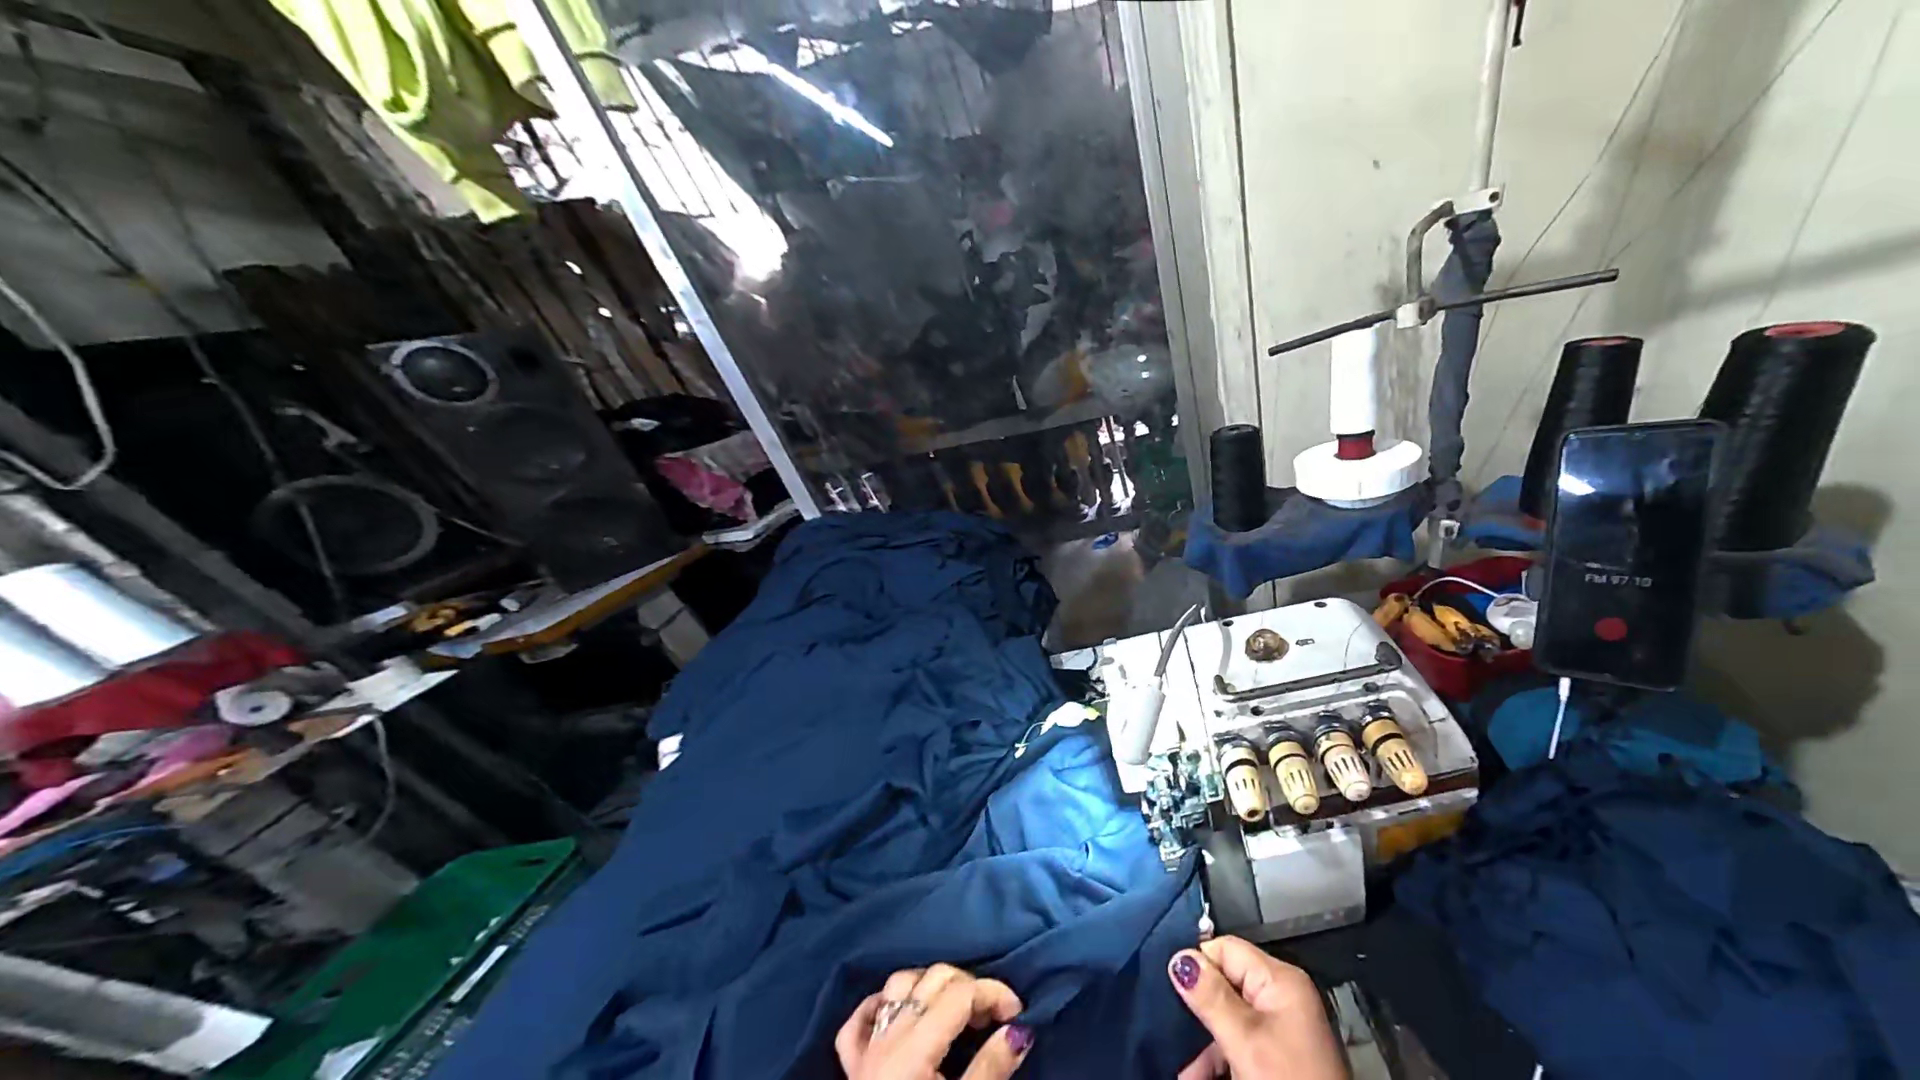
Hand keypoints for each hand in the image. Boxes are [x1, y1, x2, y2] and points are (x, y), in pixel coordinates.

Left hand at [835, 963, 1033, 1079]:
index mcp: (913, 1051)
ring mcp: (865, 1049)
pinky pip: (862, 1019)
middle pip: (931, 980)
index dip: (993, 994)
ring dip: (930, 987)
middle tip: (995, 1015)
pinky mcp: (852, 1066)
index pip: (959, 995)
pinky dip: (883, 1004)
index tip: (1019, 1015)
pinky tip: (902, 1012)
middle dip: (968, 986)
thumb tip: (1019, 1031)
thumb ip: (991, 1069)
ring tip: (958, 1010)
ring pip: (897, 986)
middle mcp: (886, 1038)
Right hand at [1168, 937, 1345, 1079]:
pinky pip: (1239, 1042)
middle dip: (1196, 1010)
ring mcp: (1281, 1027)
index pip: (1225, 949)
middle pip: (1224, 983)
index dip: (1197, 966)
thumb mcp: (1244, 1041)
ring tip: (1184, 1071)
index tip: (1169, 990)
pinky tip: (1197, 1075)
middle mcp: (1281, 996)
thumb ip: (1210, 996)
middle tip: (1168, 1027)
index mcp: (1280, 981)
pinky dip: (1218, 1059)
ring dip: (1202, 1044)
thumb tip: (1178, 956)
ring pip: (1227, 1018)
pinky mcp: (1278, 1054)